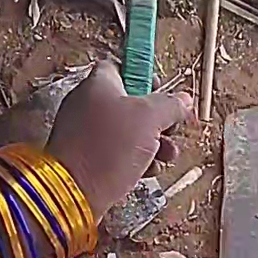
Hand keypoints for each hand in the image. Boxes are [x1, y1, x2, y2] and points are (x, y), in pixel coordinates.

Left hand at [45, 63, 190, 211]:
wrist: (74, 191)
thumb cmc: (110, 146)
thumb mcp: (149, 119)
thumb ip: (169, 105)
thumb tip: (183, 99)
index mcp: (98, 85)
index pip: (120, 66)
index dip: (145, 76)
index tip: (163, 92)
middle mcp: (87, 105)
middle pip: (128, 102)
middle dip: (156, 119)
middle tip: (172, 131)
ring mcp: (83, 133)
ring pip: (125, 131)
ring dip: (152, 143)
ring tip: (167, 156)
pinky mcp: (84, 158)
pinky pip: (115, 152)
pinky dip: (134, 160)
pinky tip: (148, 171)